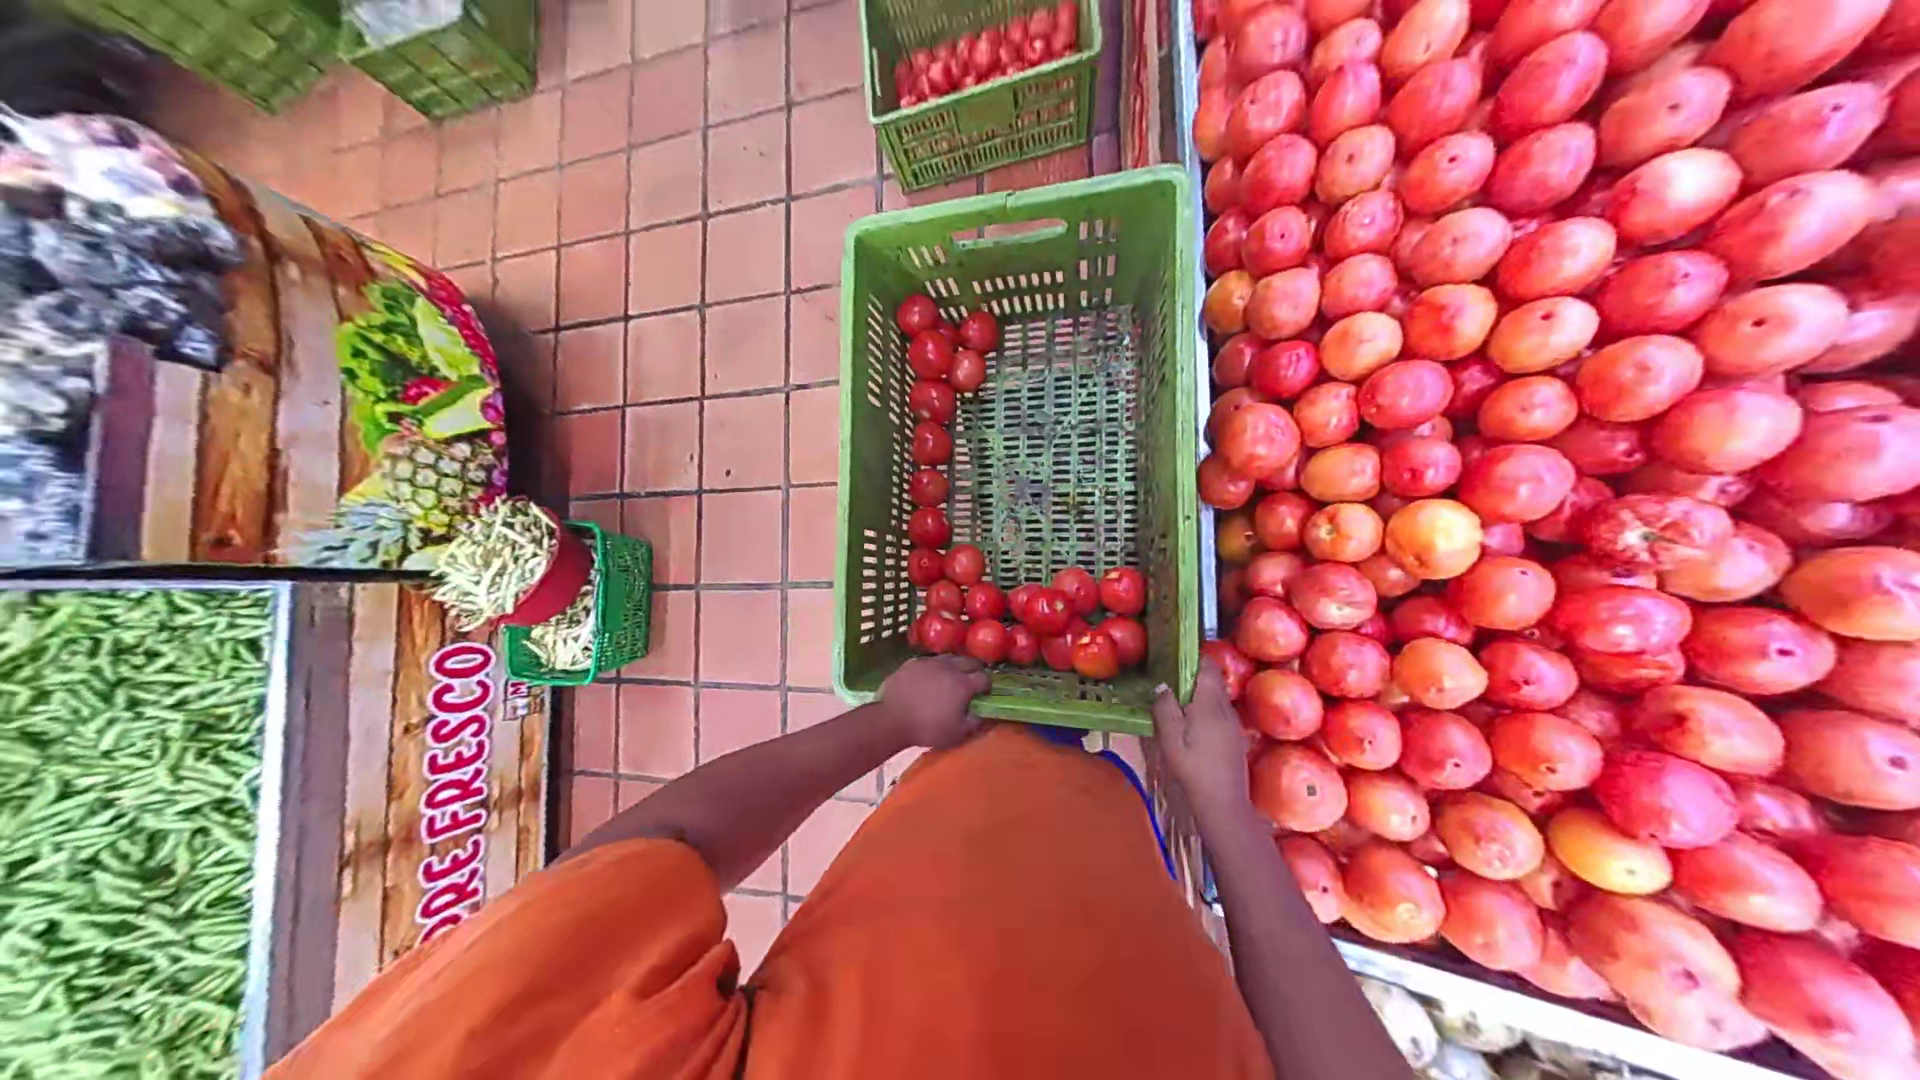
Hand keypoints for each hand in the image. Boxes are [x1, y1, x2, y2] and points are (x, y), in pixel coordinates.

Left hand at [876, 655, 990, 749]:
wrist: (892, 719)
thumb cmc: (927, 728)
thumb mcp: (956, 734)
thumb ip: (974, 723)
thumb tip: (984, 716)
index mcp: (963, 684)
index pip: (984, 678)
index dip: (987, 685)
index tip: (984, 693)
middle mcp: (949, 667)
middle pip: (969, 661)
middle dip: (975, 670)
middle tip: (972, 681)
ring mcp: (929, 662)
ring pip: (949, 657)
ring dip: (956, 665)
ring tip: (952, 676)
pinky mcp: (913, 663)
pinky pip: (930, 660)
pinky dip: (936, 667)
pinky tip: (931, 676)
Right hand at [1152, 657, 1255, 824]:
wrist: (1224, 804)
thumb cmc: (1193, 770)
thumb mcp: (1170, 740)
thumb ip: (1165, 709)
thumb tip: (1162, 687)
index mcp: (1209, 705)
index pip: (1207, 667)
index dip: (1193, 657)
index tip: (1173, 656)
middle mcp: (1225, 709)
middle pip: (1212, 680)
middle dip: (1193, 674)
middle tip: (1168, 677)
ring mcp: (1233, 723)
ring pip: (1216, 696)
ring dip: (1199, 692)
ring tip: (1175, 699)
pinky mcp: (1235, 736)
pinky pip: (1219, 711)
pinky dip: (1205, 708)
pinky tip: (1190, 723)